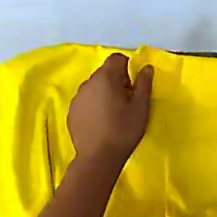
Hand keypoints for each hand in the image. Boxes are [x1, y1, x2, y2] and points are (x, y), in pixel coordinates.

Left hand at [68, 53, 154, 167]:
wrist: (98, 158)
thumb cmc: (123, 131)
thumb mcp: (141, 107)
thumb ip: (144, 84)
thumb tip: (146, 68)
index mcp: (106, 77)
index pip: (116, 59)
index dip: (127, 68)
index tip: (133, 87)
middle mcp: (88, 83)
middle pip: (104, 72)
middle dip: (116, 81)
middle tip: (126, 103)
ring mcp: (77, 97)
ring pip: (94, 87)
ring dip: (103, 93)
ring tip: (113, 114)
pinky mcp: (71, 112)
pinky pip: (85, 101)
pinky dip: (93, 106)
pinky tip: (100, 123)